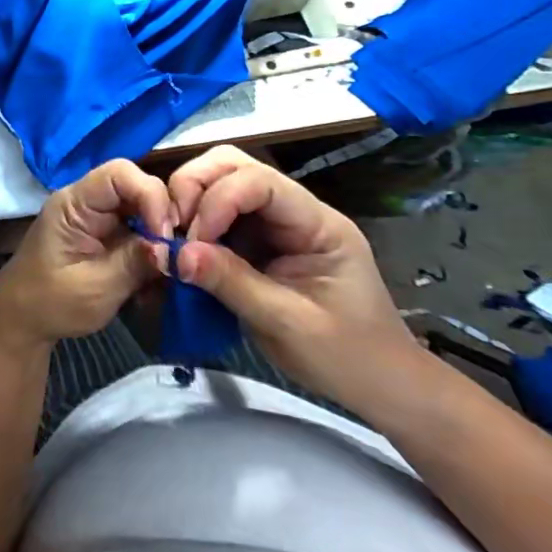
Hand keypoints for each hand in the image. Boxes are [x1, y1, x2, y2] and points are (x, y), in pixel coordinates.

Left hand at [0, 160, 171, 352]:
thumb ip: (133, 263)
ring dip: (159, 237)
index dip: (149, 195)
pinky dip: (151, 251)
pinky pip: (138, 230)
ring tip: (167, 269)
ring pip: (142, 209)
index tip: (164, 234)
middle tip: (174, 253)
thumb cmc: (50, 303)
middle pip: (136, 187)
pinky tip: (155, 279)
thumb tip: (172, 249)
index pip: (118, 173)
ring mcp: (97, 218)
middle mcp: (87, 202)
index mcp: (74, 204)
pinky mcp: (106, 236)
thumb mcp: (95, 287)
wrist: (23, 320)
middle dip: (161, 216)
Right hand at [168, 146, 425, 408]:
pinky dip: (194, 226)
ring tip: (175, 241)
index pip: (260, 181)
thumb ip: (232, 283)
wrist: (379, 386)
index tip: (192, 239)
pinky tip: (184, 252)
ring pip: (220, 183)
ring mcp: (275, 223)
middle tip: (172, 228)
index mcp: (317, 223)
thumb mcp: (287, 324)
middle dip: (194, 187)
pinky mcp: (258, 241)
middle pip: (234, 165)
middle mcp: (294, 211)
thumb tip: (176, 253)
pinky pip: (217, 216)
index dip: (217, 200)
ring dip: (190, 204)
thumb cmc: (346, 357)